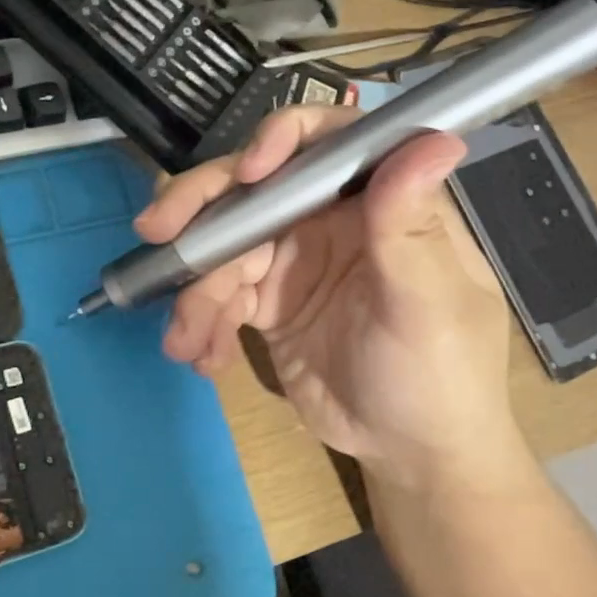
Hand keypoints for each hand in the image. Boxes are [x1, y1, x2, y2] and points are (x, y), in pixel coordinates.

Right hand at [136, 106, 516, 486]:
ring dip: (194, 290)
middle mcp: (326, 220)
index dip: (282, 140)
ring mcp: (289, 260)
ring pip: (221, 246)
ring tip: (186, 338)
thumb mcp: (429, 306)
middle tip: (155, 232)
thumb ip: (410, 230)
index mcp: (377, 205)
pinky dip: (199, 322)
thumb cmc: (442, 378)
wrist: (407, 456)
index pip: (329, 144)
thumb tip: (434, 141)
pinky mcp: (261, 301)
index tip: (249, 172)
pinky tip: (202, 355)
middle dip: (198, 209)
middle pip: (251, 188)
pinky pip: (214, 295)